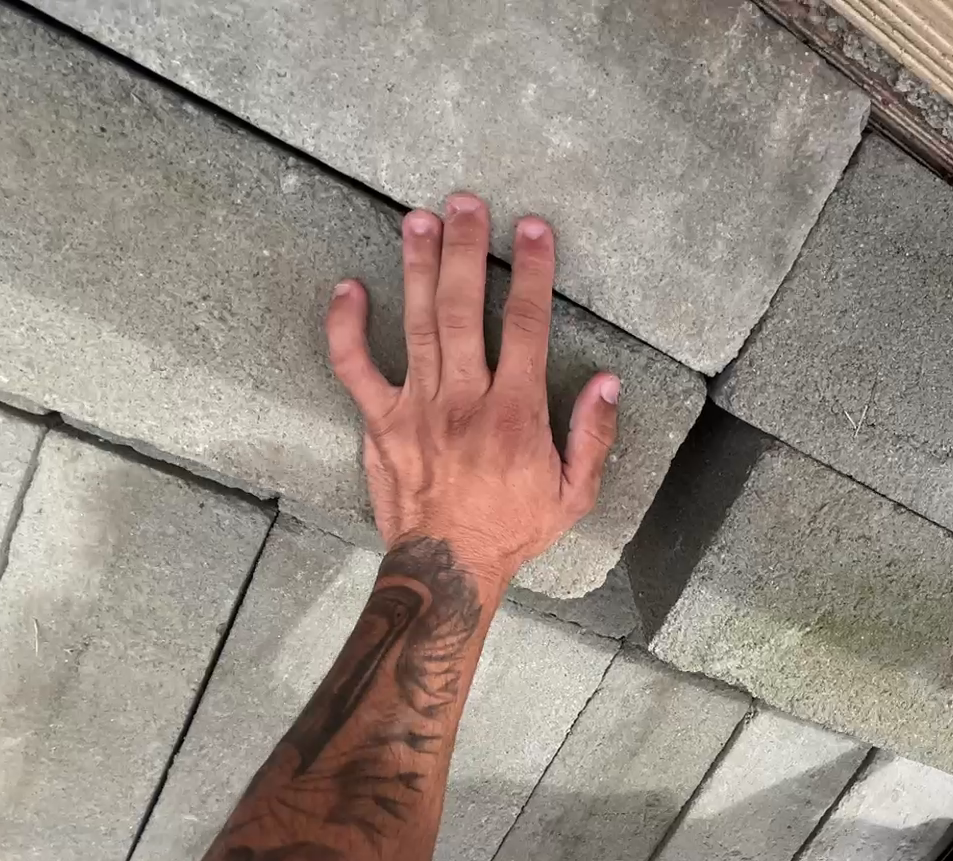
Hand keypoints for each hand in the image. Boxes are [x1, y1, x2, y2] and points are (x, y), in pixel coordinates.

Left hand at [324, 193, 619, 589]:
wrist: (449, 565)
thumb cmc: (514, 529)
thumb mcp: (574, 494)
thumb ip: (593, 437)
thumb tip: (607, 382)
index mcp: (516, 414)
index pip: (528, 328)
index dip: (533, 274)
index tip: (533, 230)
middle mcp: (465, 400)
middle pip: (467, 310)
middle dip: (469, 252)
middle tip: (468, 203)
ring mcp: (417, 408)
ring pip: (418, 324)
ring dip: (420, 267)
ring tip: (420, 220)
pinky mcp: (381, 422)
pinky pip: (354, 367)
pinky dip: (346, 326)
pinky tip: (348, 288)